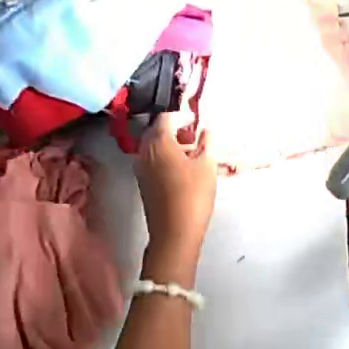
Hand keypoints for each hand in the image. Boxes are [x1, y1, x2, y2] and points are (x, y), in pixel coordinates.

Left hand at [135, 114, 215, 285]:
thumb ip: (207, 142)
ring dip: (171, 145)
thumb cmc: (193, 195)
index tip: (196, 120)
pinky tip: (183, 169)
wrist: (174, 232)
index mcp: (158, 142)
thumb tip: (206, 130)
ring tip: (193, 153)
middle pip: (156, 132)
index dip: (182, 116)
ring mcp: (140, 169)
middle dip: (175, 130)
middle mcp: (144, 152)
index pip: (166, 118)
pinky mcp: (143, 184)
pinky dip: (166, 158)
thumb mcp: (207, 165)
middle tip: (194, 135)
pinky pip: (153, 161)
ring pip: (154, 148)